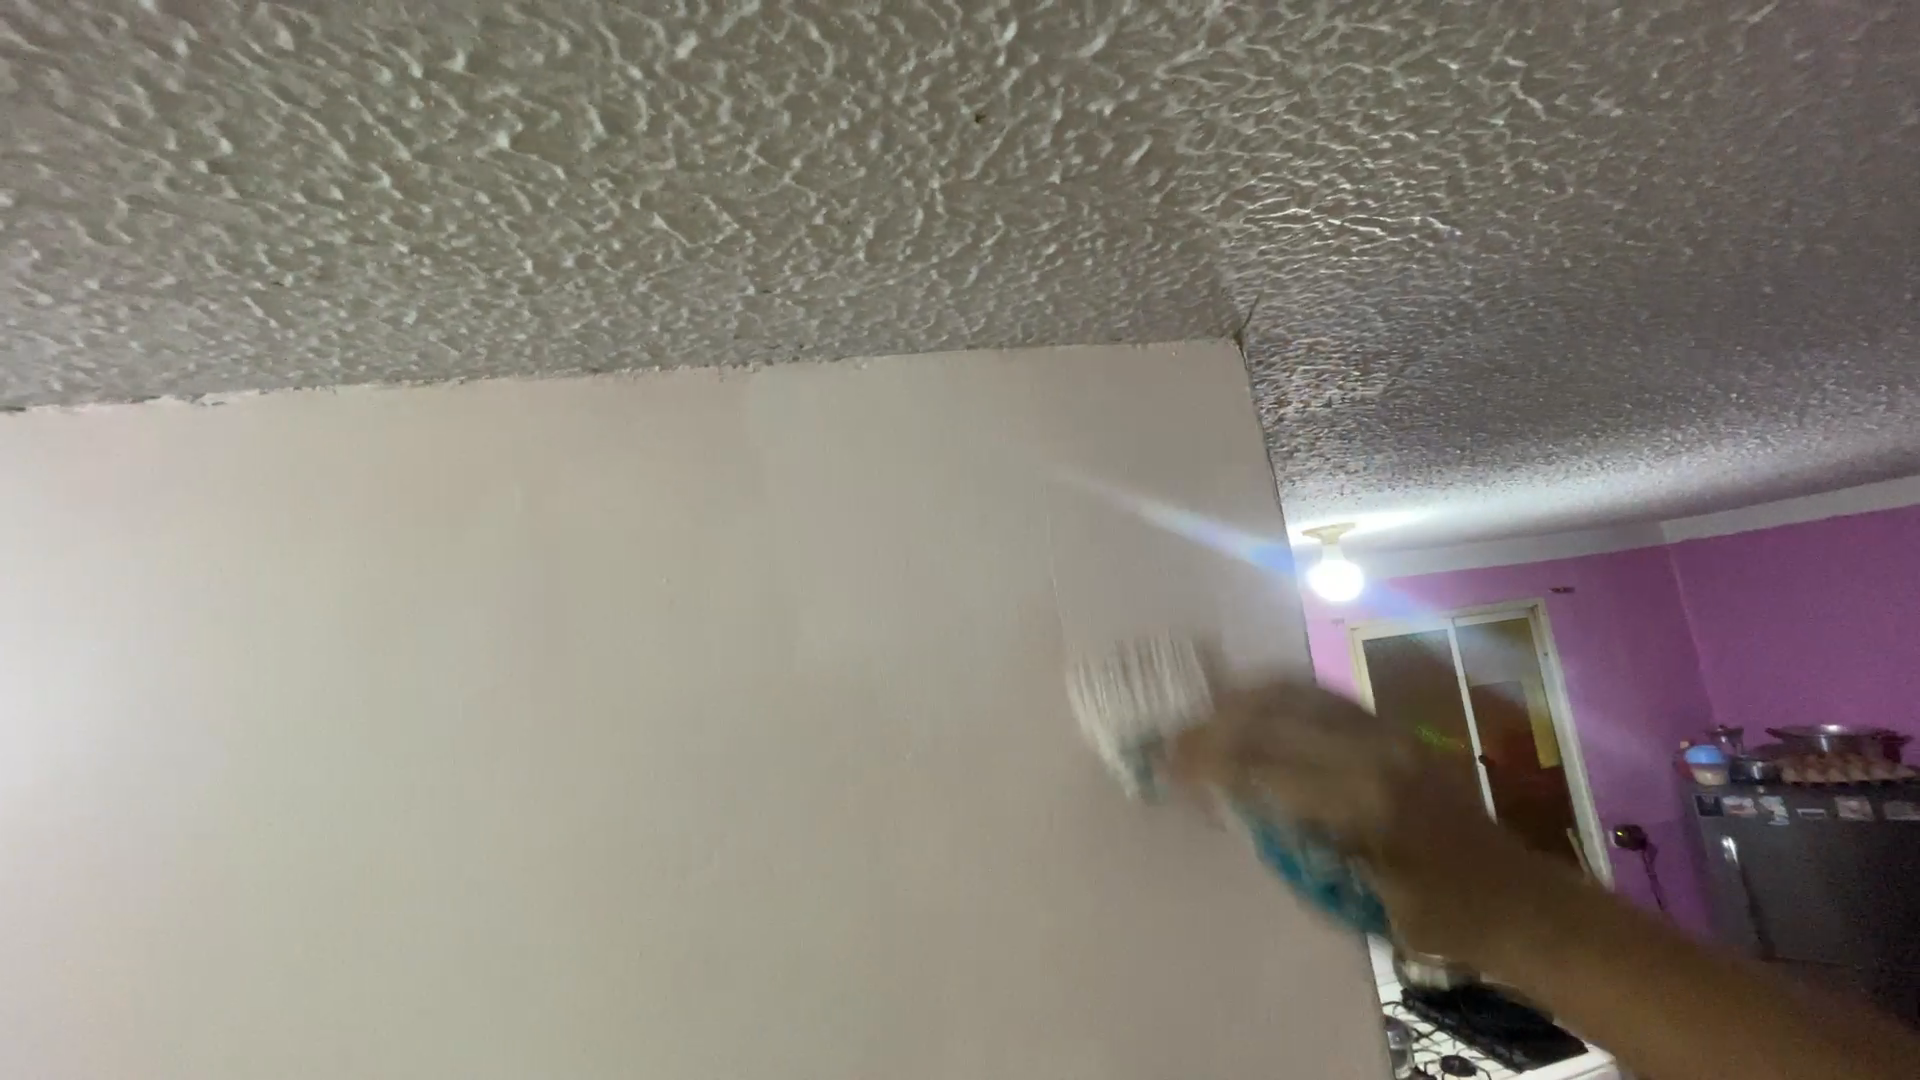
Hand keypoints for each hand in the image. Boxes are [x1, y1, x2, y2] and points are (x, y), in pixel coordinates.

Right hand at [1166, 676, 1588, 967]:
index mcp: (1362, 802)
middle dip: (1211, 725)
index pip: (1261, 765)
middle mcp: (1371, 751)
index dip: (1206, 761)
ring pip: (1293, 692)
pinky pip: (1320, 692)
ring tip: (1202, 711)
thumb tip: (1226, 801)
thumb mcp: (1349, 897)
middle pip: (1270, 718)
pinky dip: (1276, 690)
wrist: (1517, 900)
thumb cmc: (1432, 917)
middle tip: (1173, 738)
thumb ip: (1288, 840)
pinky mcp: (1392, 726)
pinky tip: (1251, 700)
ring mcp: (1384, 731)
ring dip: (1239, 698)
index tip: (1166, 764)